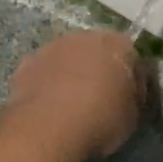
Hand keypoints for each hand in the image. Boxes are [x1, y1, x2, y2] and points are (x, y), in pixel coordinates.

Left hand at [4, 32, 145, 159]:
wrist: (49, 125)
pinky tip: (49, 106)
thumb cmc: (100, 119)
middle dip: (99, 69)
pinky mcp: (28, 62)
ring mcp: (53, 46)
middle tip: (100, 98)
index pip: (131, 56)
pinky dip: (48, 83)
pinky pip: (45, 71)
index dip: (132, 78)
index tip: (129, 99)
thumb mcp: (132, 116)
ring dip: (71, 73)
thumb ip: (133, 97)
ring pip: (68, 57)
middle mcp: (86, 36)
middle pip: (97, 50)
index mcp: (118, 45)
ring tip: (71, 104)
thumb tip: (129, 91)